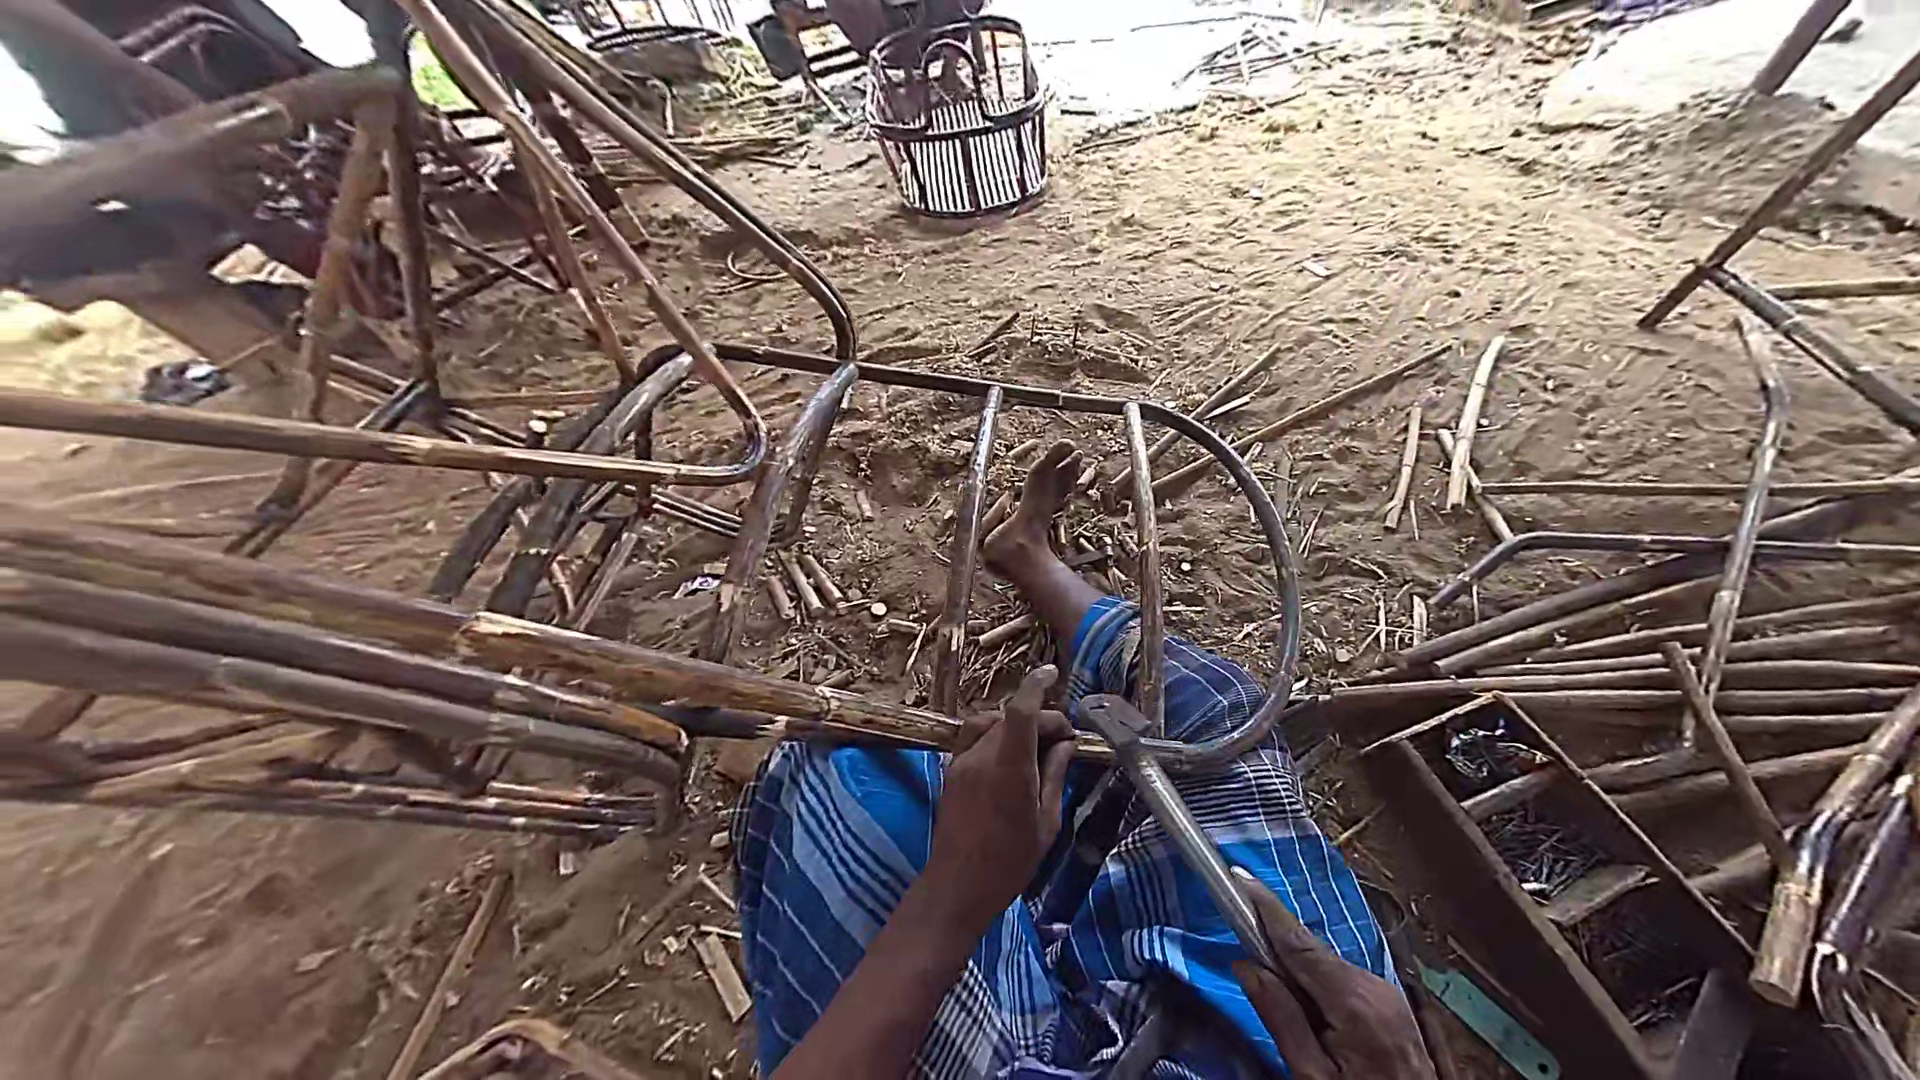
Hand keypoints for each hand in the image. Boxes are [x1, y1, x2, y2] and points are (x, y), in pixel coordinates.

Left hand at [923, 665, 1076, 929]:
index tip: (1052, 673)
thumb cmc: (1010, 862)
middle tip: (1062, 743)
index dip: (1036, 685)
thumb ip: (1054, 775)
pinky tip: (1009, 754)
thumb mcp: (1046, 822)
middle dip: (1040, 719)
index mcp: (1010, 768)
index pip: (1021, 710)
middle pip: (1012, 717)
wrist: (958, 885)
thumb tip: (1064, 742)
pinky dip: (995, 734)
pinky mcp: (952, 768)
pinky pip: (975, 736)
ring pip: (993, 724)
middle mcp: (982, 755)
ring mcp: (962, 760)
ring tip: (1037, 749)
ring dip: (1017, 726)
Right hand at [1230, 869, 1436, 1079]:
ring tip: (1293, 1012)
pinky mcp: (1396, 1005)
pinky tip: (1320, 1019)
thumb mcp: (1313, 1079)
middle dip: (1279, 953)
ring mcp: (1390, 995)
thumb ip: (1280, 1018)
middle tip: (1253, 972)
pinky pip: (1345, 980)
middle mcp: (1375, 986)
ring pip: (1326, 965)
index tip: (1239, 876)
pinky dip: (1323, 986)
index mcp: (1352, 1002)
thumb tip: (1244, 965)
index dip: (1264, 906)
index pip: (1296, 939)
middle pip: (1310, 951)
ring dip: (1301, 974)